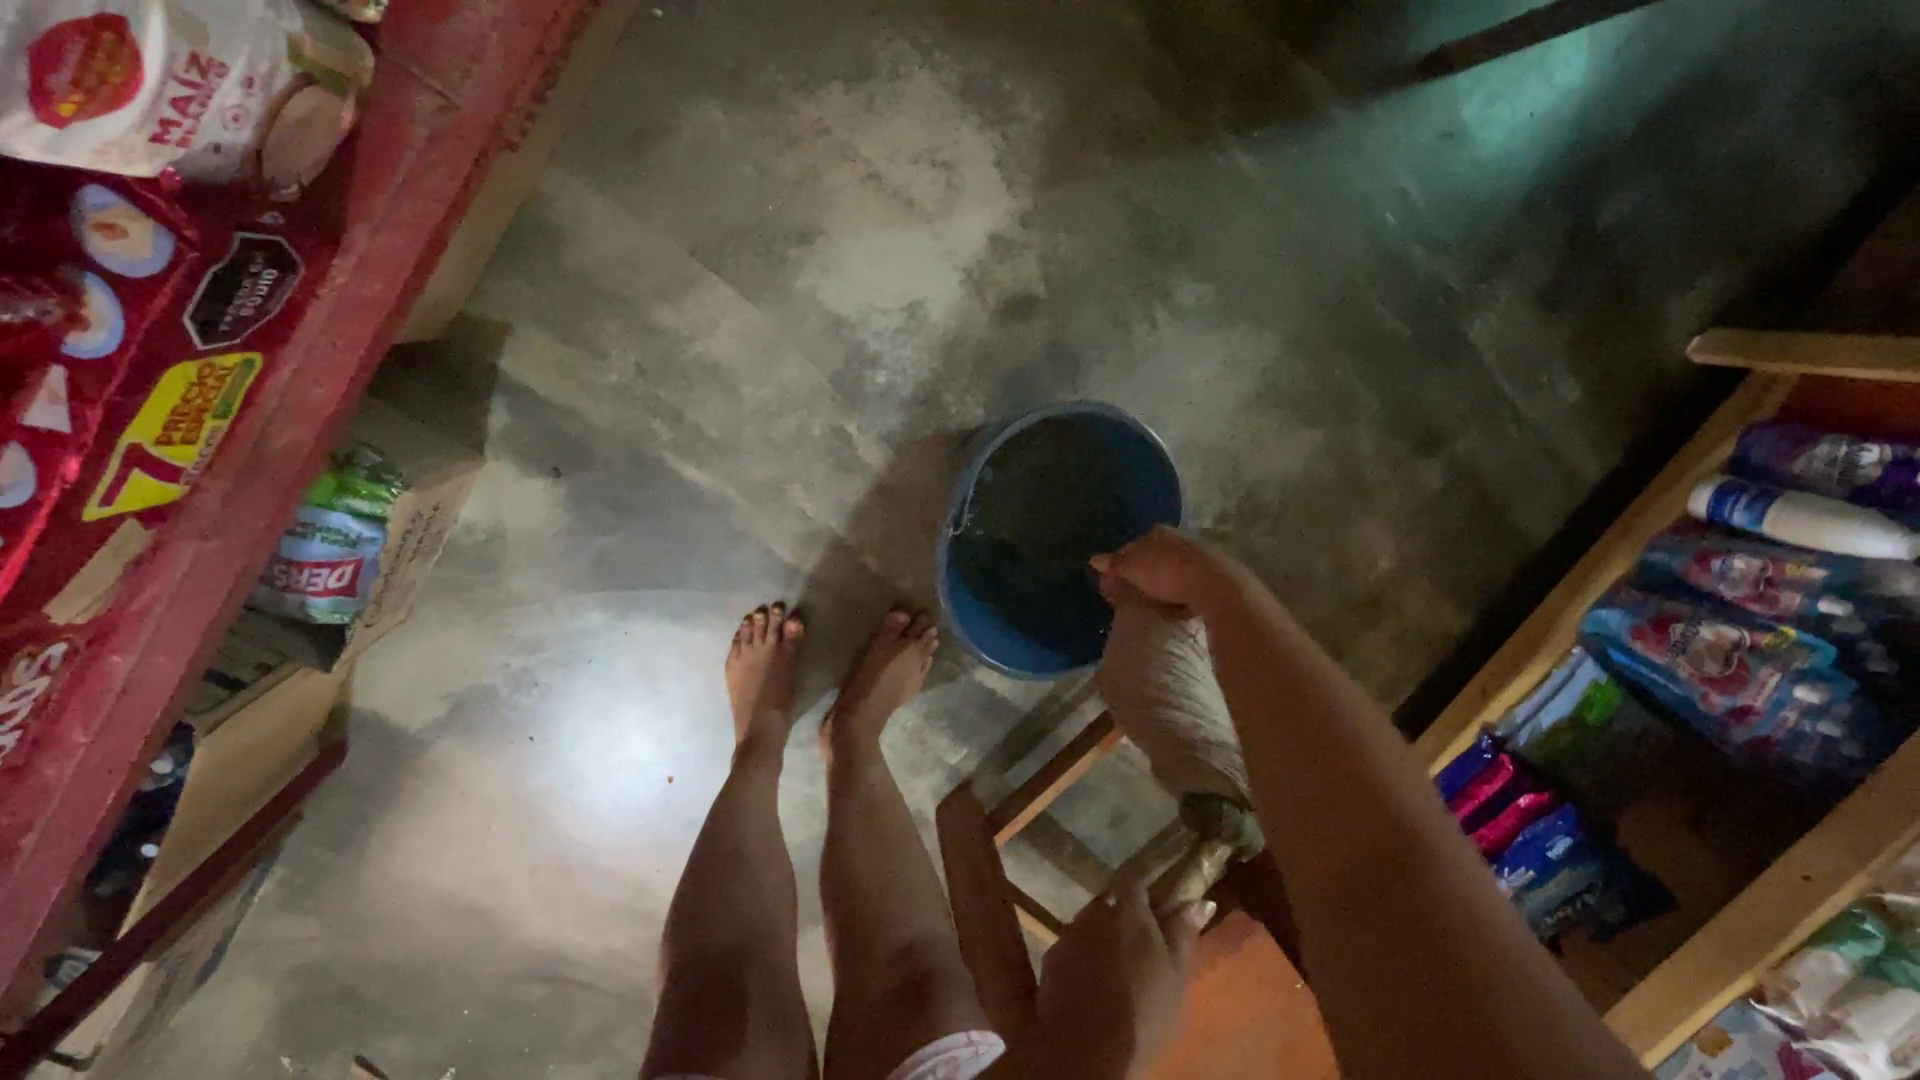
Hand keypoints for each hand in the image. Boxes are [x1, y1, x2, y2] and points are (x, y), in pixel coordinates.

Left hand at [1027, 881, 1211, 1079]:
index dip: (1142, 894)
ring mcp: (1068, 936)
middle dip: (1119, 921)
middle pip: (1107, 907)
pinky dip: (1079, 961)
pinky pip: (1069, 951)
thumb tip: (1197, 901)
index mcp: (1129, 913)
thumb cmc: (1144, 1013)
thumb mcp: (1176, 978)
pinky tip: (1089, 986)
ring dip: (1098, 941)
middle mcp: (1094, 915)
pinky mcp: (1050, 960)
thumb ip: (1183, 935)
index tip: (1152, 911)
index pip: (1133, 882)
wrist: (1086, 1050)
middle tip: (1136, 952)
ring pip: (1086, 929)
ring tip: (1113, 974)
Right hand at [1090, 527, 1244, 612]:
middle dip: (1140, 574)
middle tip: (1129, 596)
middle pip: (1152, 558)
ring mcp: (1198, 556)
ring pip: (1171, 570)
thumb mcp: (1132, 568)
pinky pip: (1187, 584)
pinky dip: (1178, 593)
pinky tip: (1174, 606)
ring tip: (1150, 604)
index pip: (1131, 547)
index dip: (1120, 565)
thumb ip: (1114, 564)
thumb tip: (1094, 560)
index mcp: (1157, 533)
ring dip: (1160, 584)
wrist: (1216, 586)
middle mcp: (1178, 539)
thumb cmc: (1167, 573)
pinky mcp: (1213, 576)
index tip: (1112, 584)